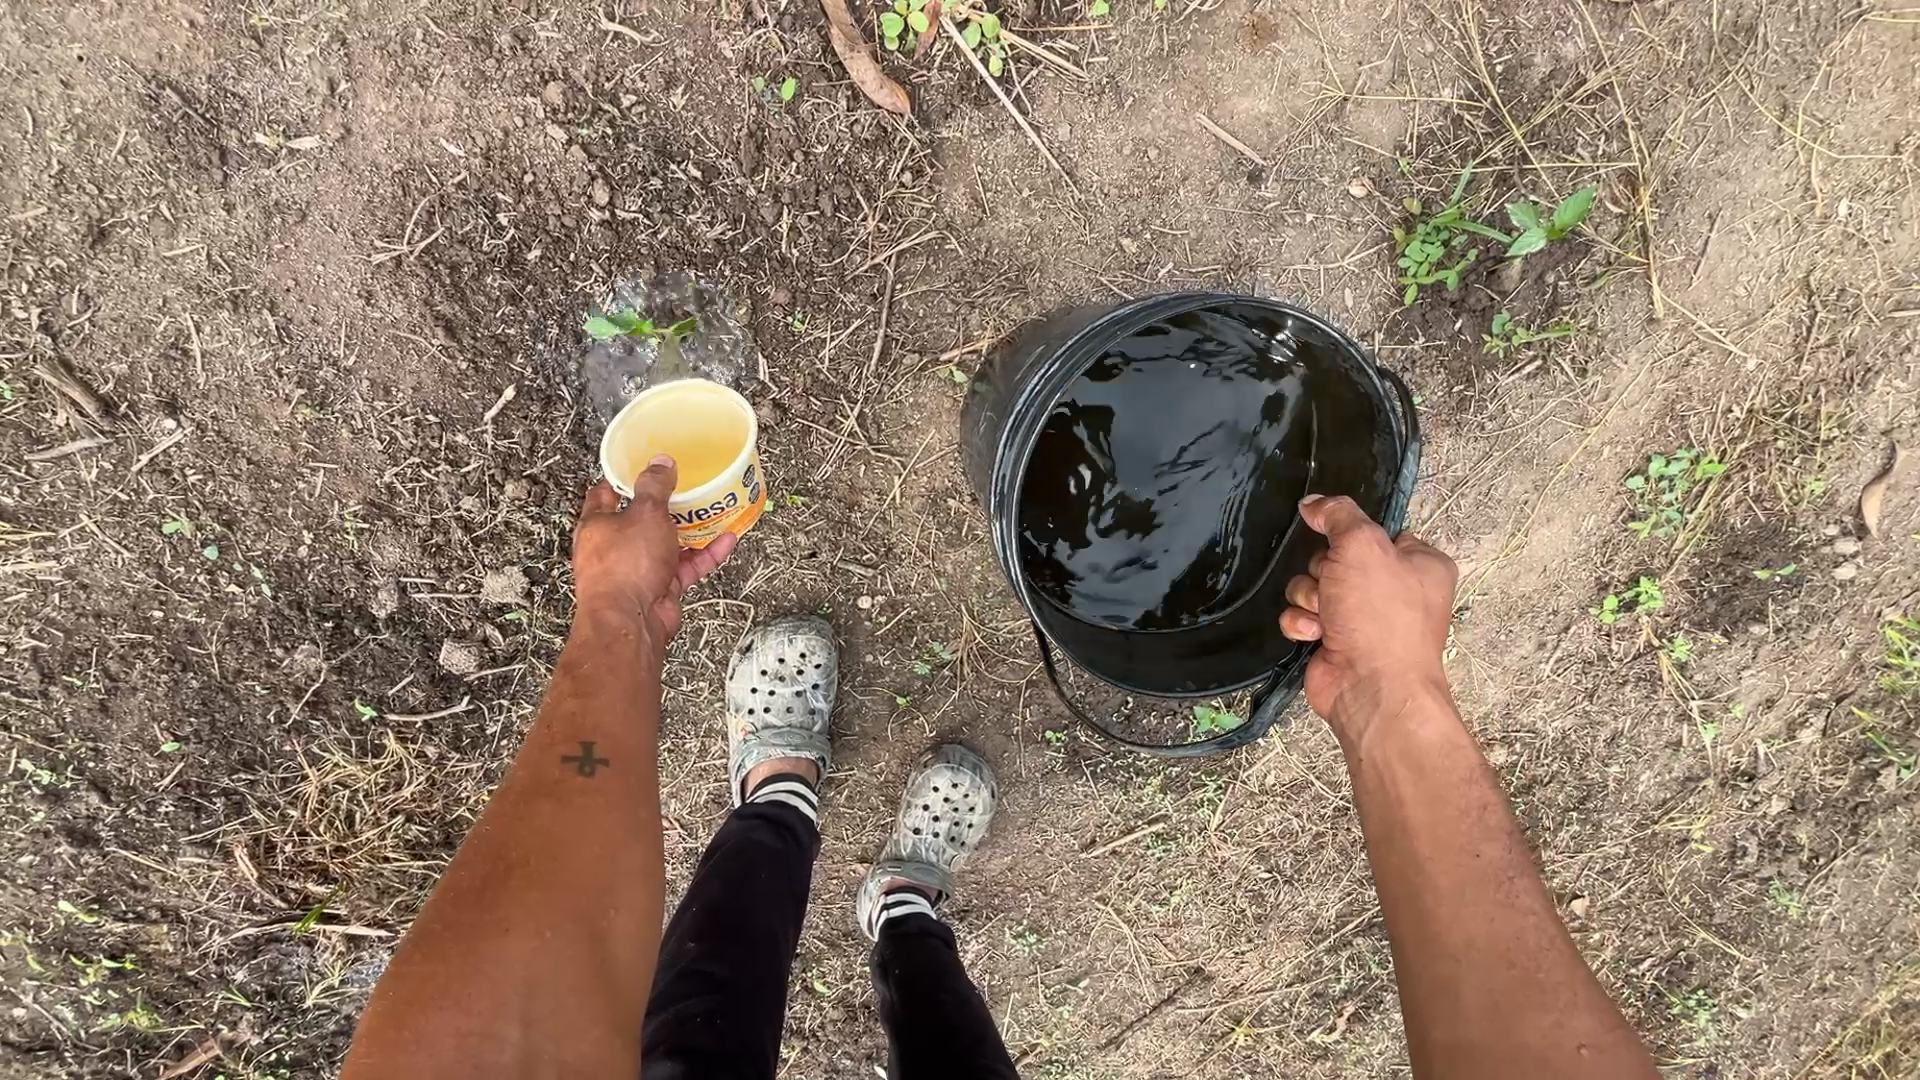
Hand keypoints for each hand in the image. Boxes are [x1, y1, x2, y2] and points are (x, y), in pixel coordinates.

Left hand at [571, 456, 737, 643]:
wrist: (631, 619)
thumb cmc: (623, 569)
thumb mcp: (645, 513)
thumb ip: (655, 487)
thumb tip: (660, 464)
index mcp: (598, 525)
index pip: (606, 494)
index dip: (625, 479)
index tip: (643, 467)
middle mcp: (615, 547)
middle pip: (643, 520)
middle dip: (667, 506)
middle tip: (687, 490)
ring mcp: (638, 569)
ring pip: (668, 544)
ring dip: (690, 531)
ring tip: (712, 513)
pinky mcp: (660, 587)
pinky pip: (686, 566)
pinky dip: (706, 554)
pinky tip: (724, 541)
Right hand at [1279, 495, 1457, 728]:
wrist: (1371, 685)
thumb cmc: (1380, 614)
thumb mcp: (1363, 546)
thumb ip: (1337, 515)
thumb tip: (1312, 501)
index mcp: (1418, 563)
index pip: (1375, 531)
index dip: (1351, 536)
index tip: (1340, 541)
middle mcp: (1393, 589)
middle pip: (1334, 557)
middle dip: (1323, 572)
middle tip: (1335, 588)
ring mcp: (1362, 617)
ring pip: (1312, 586)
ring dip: (1309, 599)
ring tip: (1326, 617)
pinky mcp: (1333, 639)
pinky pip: (1302, 615)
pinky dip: (1302, 623)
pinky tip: (1316, 636)